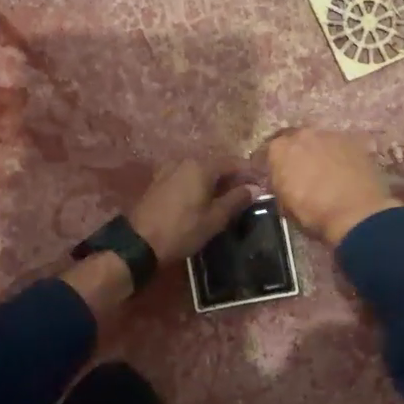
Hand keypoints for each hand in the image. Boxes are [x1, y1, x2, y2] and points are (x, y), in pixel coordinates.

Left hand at [127, 159, 255, 263]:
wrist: (139, 242)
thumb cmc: (182, 230)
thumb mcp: (215, 218)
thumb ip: (236, 200)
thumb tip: (254, 188)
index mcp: (202, 167)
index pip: (234, 162)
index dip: (250, 172)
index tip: (263, 183)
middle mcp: (185, 162)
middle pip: (216, 165)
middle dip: (233, 177)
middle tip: (248, 192)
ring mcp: (169, 170)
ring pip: (201, 171)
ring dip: (216, 181)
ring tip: (228, 197)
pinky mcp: (159, 181)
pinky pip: (187, 178)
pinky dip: (199, 185)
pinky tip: (205, 199)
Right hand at [266, 129, 401, 244]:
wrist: (355, 214)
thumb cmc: (313, 214)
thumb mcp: (284, 205)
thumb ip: (280, 185)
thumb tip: (284, 181)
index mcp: (279, 149)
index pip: (269, 151)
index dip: (273, 164)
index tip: (277, 175)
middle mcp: (303, 134)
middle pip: (296, 140)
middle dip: (297, 153)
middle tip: (302, 171)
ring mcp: (331, 135)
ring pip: (321, 140)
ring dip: (320, 152)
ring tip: (327, 170)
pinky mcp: (355, 141)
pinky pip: (342, 146)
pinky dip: (341, 155)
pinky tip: (346, 170)